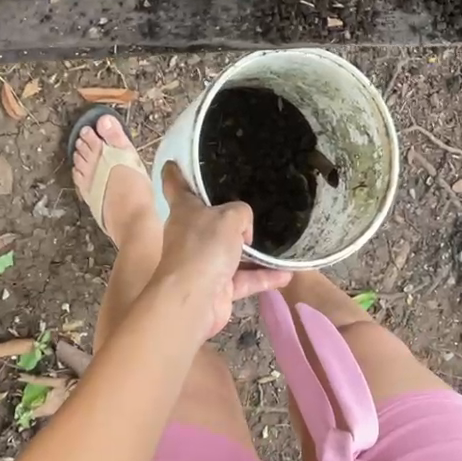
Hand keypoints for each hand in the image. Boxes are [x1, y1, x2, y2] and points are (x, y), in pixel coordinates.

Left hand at [146, 161, 291, 341]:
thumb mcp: (230, 216)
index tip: (175, 161)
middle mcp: (191, 233)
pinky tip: (287, 274)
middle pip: (208, 218)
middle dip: (227, 214)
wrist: (193, 299)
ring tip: (278, 243)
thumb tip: (243, 231)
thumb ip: (241, 213)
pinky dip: (264, 277)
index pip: (175, 184)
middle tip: (251, 204)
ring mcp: (204, 262)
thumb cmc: (204, 247)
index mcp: (185, 209)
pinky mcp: (218, 287)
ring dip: (254, 252)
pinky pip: (245, 278)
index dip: (175, 171)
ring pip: (232, 251)